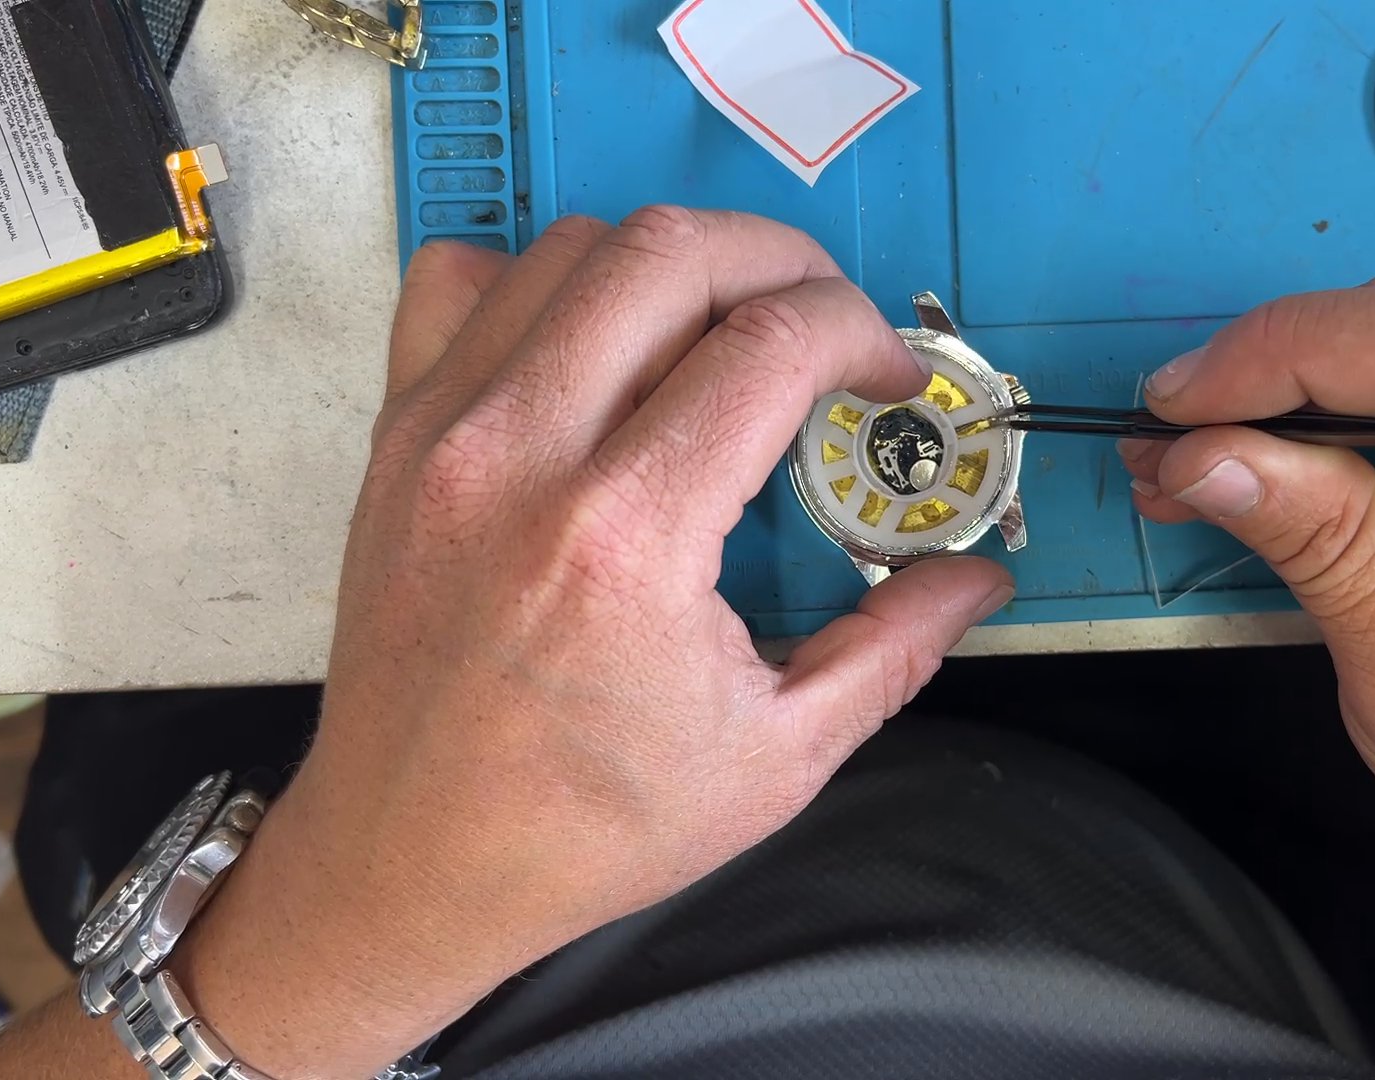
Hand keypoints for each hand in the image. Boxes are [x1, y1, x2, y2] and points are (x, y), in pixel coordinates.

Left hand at [170, 209, 1011, 1077]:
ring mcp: (443, 433)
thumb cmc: (588, 826)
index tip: (887, 373)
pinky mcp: (399, 438)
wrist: (409, 862)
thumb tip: (975, 579)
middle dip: (784, 263)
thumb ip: (895, 649)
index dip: (859, 333)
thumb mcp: (775, 758)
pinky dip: (545, 279)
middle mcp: (522, 455)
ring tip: (727, 333)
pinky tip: (592, 343)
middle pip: (673, 254)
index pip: (771, 345)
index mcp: (630, 538)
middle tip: (828, 323)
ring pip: (575, 248)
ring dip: (679, 266)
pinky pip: (462, 281)